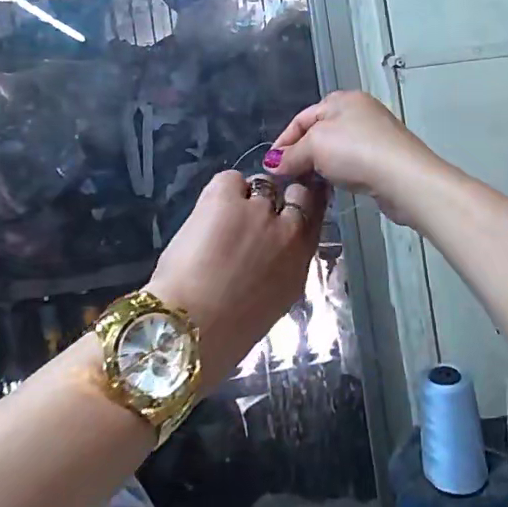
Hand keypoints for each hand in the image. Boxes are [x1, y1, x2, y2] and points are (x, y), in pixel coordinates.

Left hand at [145, 171, 323, 385]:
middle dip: (279, 198)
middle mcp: (286, 232)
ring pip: (261, 185)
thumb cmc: (225, 328)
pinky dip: (220, 190)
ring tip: (222, 220)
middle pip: (296, 194)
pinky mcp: (224, 197)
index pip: (315, 217)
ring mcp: (257, 210)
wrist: (192, 325)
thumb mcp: (270, 300)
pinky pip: (229, 178)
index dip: (304, 204)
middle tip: (253, 211)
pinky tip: (207, 212)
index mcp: (298, 264)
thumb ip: (277, 270)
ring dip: (246, 197)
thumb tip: (268, 255)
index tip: (292, 203)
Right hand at [263, 90, 445, 199]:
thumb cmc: (355, 152)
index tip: (271, 165)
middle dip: (300, 154)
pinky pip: (352, 163)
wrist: (405, 179)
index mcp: (342, 99)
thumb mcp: (314, 147)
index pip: (301, 118)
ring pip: (335, 149)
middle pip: (318, 133)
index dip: (283, 142)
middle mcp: (360, 111)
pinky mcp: (386, 158)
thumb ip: (290, 154)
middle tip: (287, 176)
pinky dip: (338, 173)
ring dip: (319, 166)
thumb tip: (271, 164)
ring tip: (307, 184)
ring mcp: (376, 135)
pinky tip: (333, 187)